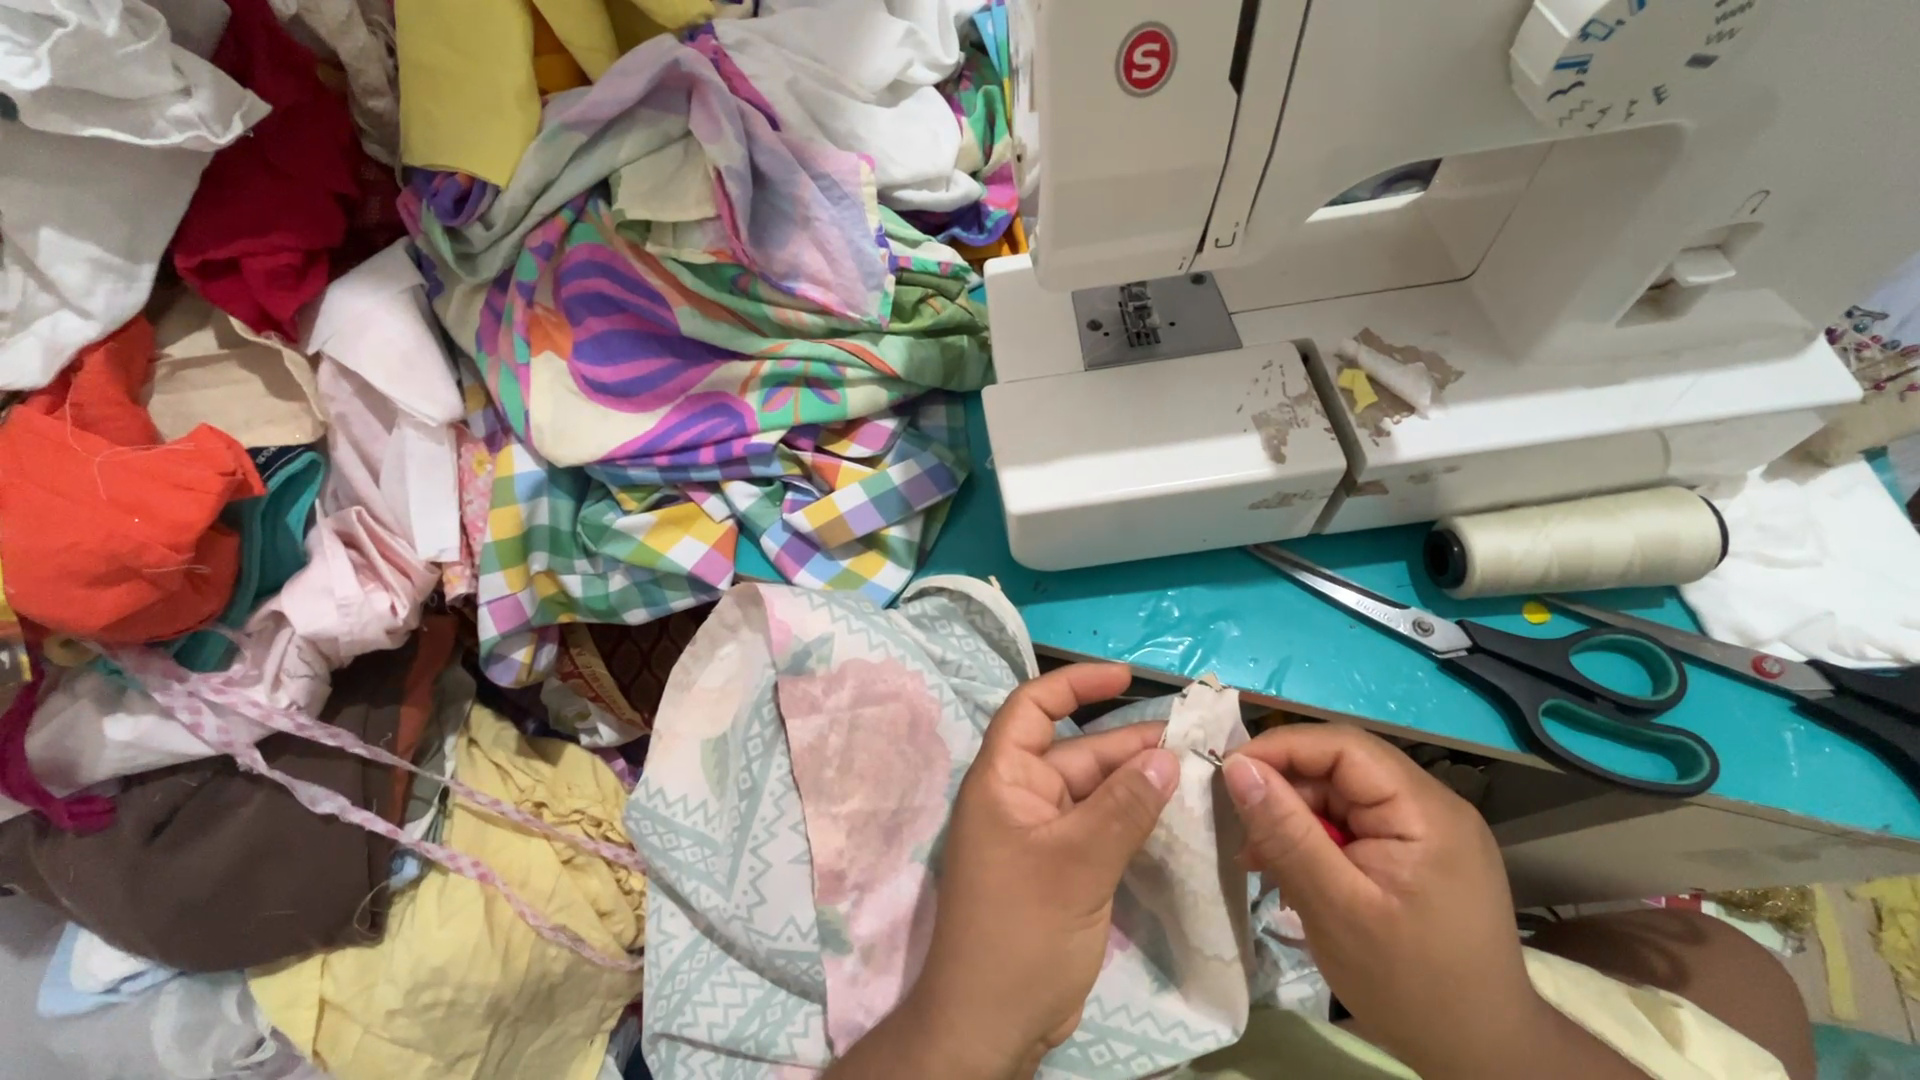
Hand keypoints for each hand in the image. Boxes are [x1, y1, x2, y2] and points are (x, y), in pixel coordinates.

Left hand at [831, 664, 1177, 1077]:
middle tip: (1195, 742)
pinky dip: (1134, 819)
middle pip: (1077, 753)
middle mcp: (1020, 798)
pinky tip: (1176, 817)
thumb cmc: (1021, 930)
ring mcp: (1041, 836)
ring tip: (1197, 773)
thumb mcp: (1076, 863)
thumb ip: (1124, 807)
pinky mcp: (1061, 870)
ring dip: (1138, 784)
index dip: (1075, 685)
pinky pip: (1100, 828)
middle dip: (1130, 744)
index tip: (1125, 676)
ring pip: (1095, 793)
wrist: (993, 1021)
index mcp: (1003, 780)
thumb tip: (1166, 758)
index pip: (1033, 709)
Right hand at [1222, 725, 1636, 1079]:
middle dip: (1284, 790)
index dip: (1280, 748)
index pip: (1342, 746)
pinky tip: (1292, 870)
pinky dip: (1318, 841)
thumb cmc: (1408, 983)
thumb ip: (1286, 831)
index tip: (1227, 775)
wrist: (1481, 1054)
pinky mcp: (1419, 854)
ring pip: (1343, 797)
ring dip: (1296, 819)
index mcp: (1424, 810)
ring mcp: (1429, 831)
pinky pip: (1356, 825)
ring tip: (1259, 858)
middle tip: (1239, 827)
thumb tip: (1236, 767)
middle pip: (1342, 769)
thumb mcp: (1334, 906)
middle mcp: (1432, 806)